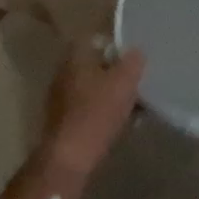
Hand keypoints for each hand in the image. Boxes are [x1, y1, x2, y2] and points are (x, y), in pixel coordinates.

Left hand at [42, 43, 145, 178]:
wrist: (69, 158)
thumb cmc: (96, 113)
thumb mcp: (123, 82)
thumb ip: (132, 62)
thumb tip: (136, 52)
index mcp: (74, 57)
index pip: (96, 40)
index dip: (117, 46)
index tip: (135, 58)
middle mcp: (63, 73)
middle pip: (95, 66)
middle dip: (117, 73)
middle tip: (138, 81)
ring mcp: (60, 99)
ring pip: (93, 89)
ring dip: (112, 95)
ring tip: (135, 105)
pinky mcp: (64, 123)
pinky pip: (89, 110)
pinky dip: (104, 113)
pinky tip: (121, 123)